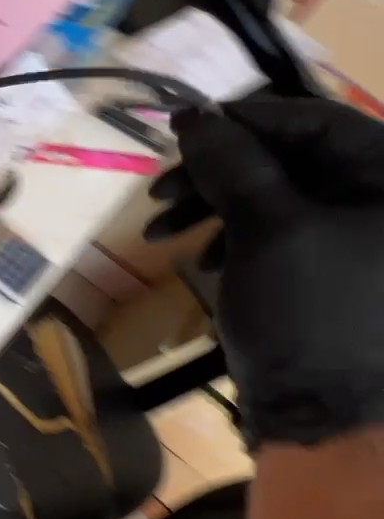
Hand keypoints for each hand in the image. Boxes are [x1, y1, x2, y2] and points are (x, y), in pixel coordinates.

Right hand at [148, 97, 383, 446]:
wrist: (328, 403)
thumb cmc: (308, 310)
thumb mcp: (268, 230)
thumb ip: (234, 166)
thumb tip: (194, 115)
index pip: (313, 120)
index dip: (239, 121)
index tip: (172, 134)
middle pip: (292, 157)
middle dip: (217, 174)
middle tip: (155, 196)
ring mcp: (363, 232)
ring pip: (279, 193)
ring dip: (213, 207)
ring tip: (160, 234)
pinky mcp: (337, 262)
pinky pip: (283, 228)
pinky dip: (234, 236)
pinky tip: (203, 259)